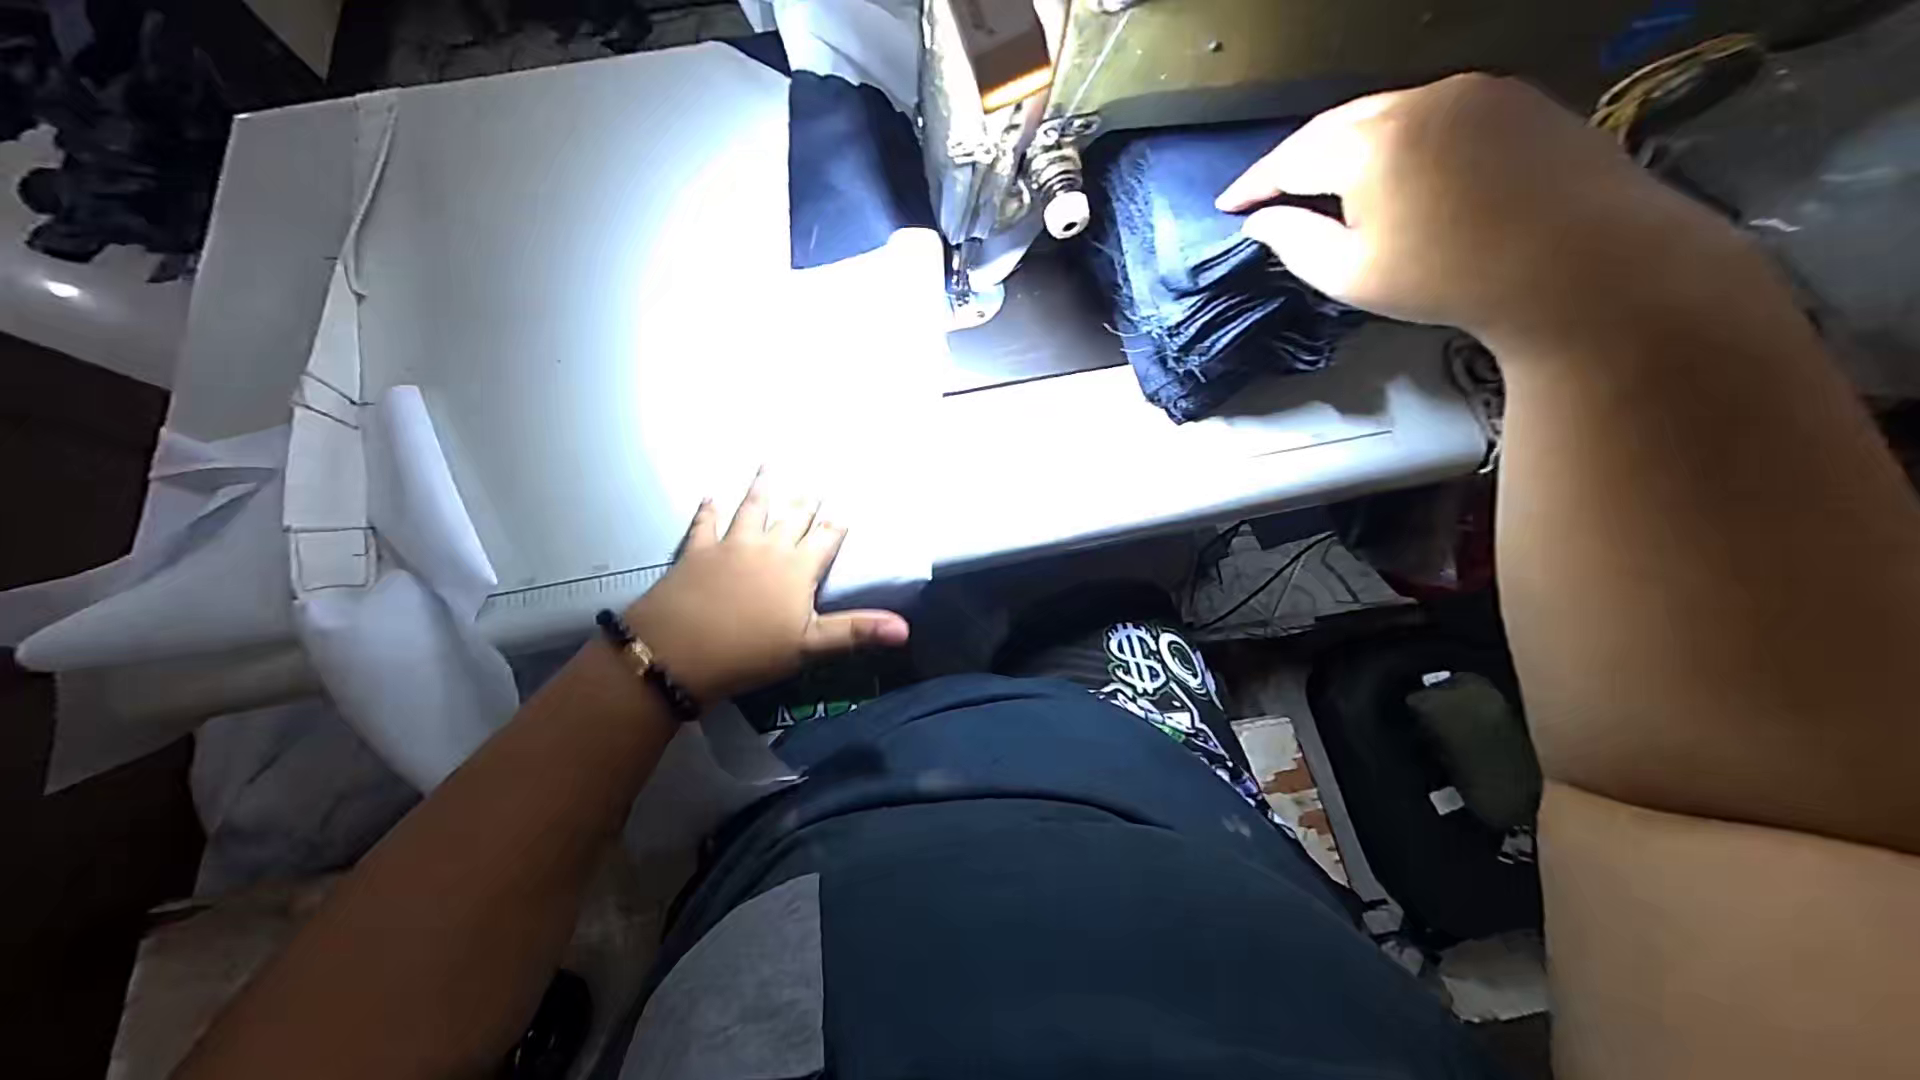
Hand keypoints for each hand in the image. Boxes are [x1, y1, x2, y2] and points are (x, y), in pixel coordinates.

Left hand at [621, 473, 909, 703]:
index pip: (824, 540)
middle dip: (806, 501)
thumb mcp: (809, 646)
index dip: (836, 526)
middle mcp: (767, 548)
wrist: (677, 653)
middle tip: (814, 482)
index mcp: (797, 568)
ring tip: (767, 466)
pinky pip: (705, 524)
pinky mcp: (696, 552)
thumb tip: (905, 629)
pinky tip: (710, 497)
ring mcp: (730, 546)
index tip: (844, 510)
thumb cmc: (750, 652)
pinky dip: (708, 510)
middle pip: (792, 518)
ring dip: (760, 488)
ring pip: (751, 509)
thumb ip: (856, 631)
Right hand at [1216, 74, 1752, 346]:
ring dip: (1343, 144)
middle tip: (1269, 191)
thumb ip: (1293, 242)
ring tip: (1321, 179)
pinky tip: (1388, 167)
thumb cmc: (1448, 278)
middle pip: (1333, 125)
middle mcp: (1416, 101)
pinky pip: (1428, 111)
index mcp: (1368, 145)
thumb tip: (1260, 221)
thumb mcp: (1350, 274)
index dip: (1254, 183)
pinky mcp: (1512, 99)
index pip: (1291, 158)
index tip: (1229, 204)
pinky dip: (1392, 136)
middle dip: (1294, 158)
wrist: (1582, 264)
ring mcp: (1471, 92)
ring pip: (1382, 112)